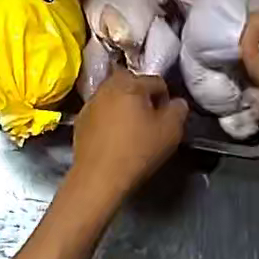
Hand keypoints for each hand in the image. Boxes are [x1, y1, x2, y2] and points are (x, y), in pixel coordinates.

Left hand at [67, 70, 186, 206]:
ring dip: (123, 106)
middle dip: (142, 97)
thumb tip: (177, 103)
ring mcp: (90, 102)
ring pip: (113, 96)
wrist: (98, 177)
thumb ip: (178, 111)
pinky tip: (113, 138)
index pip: (157, 81)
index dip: (166, 98)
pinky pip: (100, 111)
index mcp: (131, 84)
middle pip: (131, 83)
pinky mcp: (80, 119)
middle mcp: (107, 86)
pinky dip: (108, 118)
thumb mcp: (170, 132)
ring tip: (131, 129)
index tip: (166, 118)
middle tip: (149, 119)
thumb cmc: (137, 151)